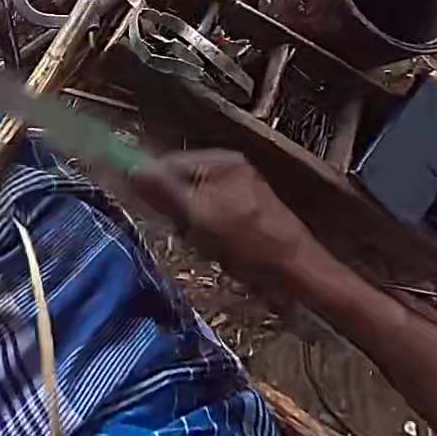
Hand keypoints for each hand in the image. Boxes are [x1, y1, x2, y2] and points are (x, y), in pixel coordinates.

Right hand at [130, 150, 321, 283]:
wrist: (304, 275)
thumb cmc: (252, 244)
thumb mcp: (201, 217)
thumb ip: (164, 191)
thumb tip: (132, 171)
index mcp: (220, 160)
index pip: (169, 164)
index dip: (152, 186)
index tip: (145, 209)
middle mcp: (230, 168)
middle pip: (182, 184)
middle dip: (178, 212)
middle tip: (187, 234)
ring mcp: (241, 189)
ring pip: (196, 204)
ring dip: (194, 227)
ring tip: (209, 247)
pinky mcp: (249, 212)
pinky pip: (213, 217)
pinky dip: (211, 235)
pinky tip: (223, 253)